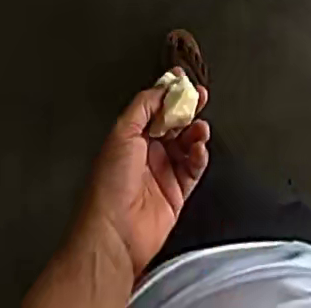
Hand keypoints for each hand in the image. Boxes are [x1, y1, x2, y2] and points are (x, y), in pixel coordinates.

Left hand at [75, 84, 210, 275]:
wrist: (115, 232)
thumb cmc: (110, 183)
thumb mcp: (123, 132)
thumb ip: (144, 106)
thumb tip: (161, 88)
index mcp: (131, 135)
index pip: (154, 106)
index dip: (168, 92)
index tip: (181, 79)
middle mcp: (147, 151)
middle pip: (173, 122)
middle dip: (187, 108)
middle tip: (200, 96)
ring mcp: (162, 171)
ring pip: (186, 143)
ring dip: (195, 131)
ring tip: (200, 126)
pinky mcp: (176, 192)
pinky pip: (193, 168)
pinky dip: (199, 156)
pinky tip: (199, 149)